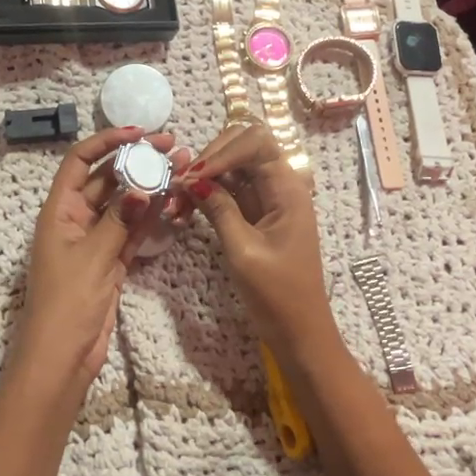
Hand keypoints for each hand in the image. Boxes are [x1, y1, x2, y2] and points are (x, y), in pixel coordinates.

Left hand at [10, 126, 177, 392]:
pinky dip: (151, 217)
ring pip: (125, 204)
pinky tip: (175, 201)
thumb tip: (143, 186)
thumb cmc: (66, 303)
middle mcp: (75, 219)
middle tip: (173, 147)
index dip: (106, 141)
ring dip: (150, 186)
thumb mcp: (93, 257)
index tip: (139, 132)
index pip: (80, 161)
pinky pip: (132, 230)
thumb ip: (119, 220)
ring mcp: (94, 240)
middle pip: (107, 179)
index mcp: (59, 210)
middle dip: (137, 161)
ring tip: (183, 168)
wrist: (61, 359)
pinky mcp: (110, 261)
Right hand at [175, 123, 335, 354]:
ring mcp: (266, 198)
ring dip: (202, 177)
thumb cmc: (278, 295)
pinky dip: (205, 193)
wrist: (298, 332)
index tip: (193, 177)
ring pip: (230, 166)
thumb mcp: (243, 251)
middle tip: (179, 186)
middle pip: (241, 146)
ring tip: (176, 201)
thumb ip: (219, 209)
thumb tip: (192, 180)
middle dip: (208, 159)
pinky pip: (228, 188)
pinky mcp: (254, 213)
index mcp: (288, 188)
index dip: (222, 151)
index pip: (255, 142)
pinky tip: (184, 209)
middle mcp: (279, 185)